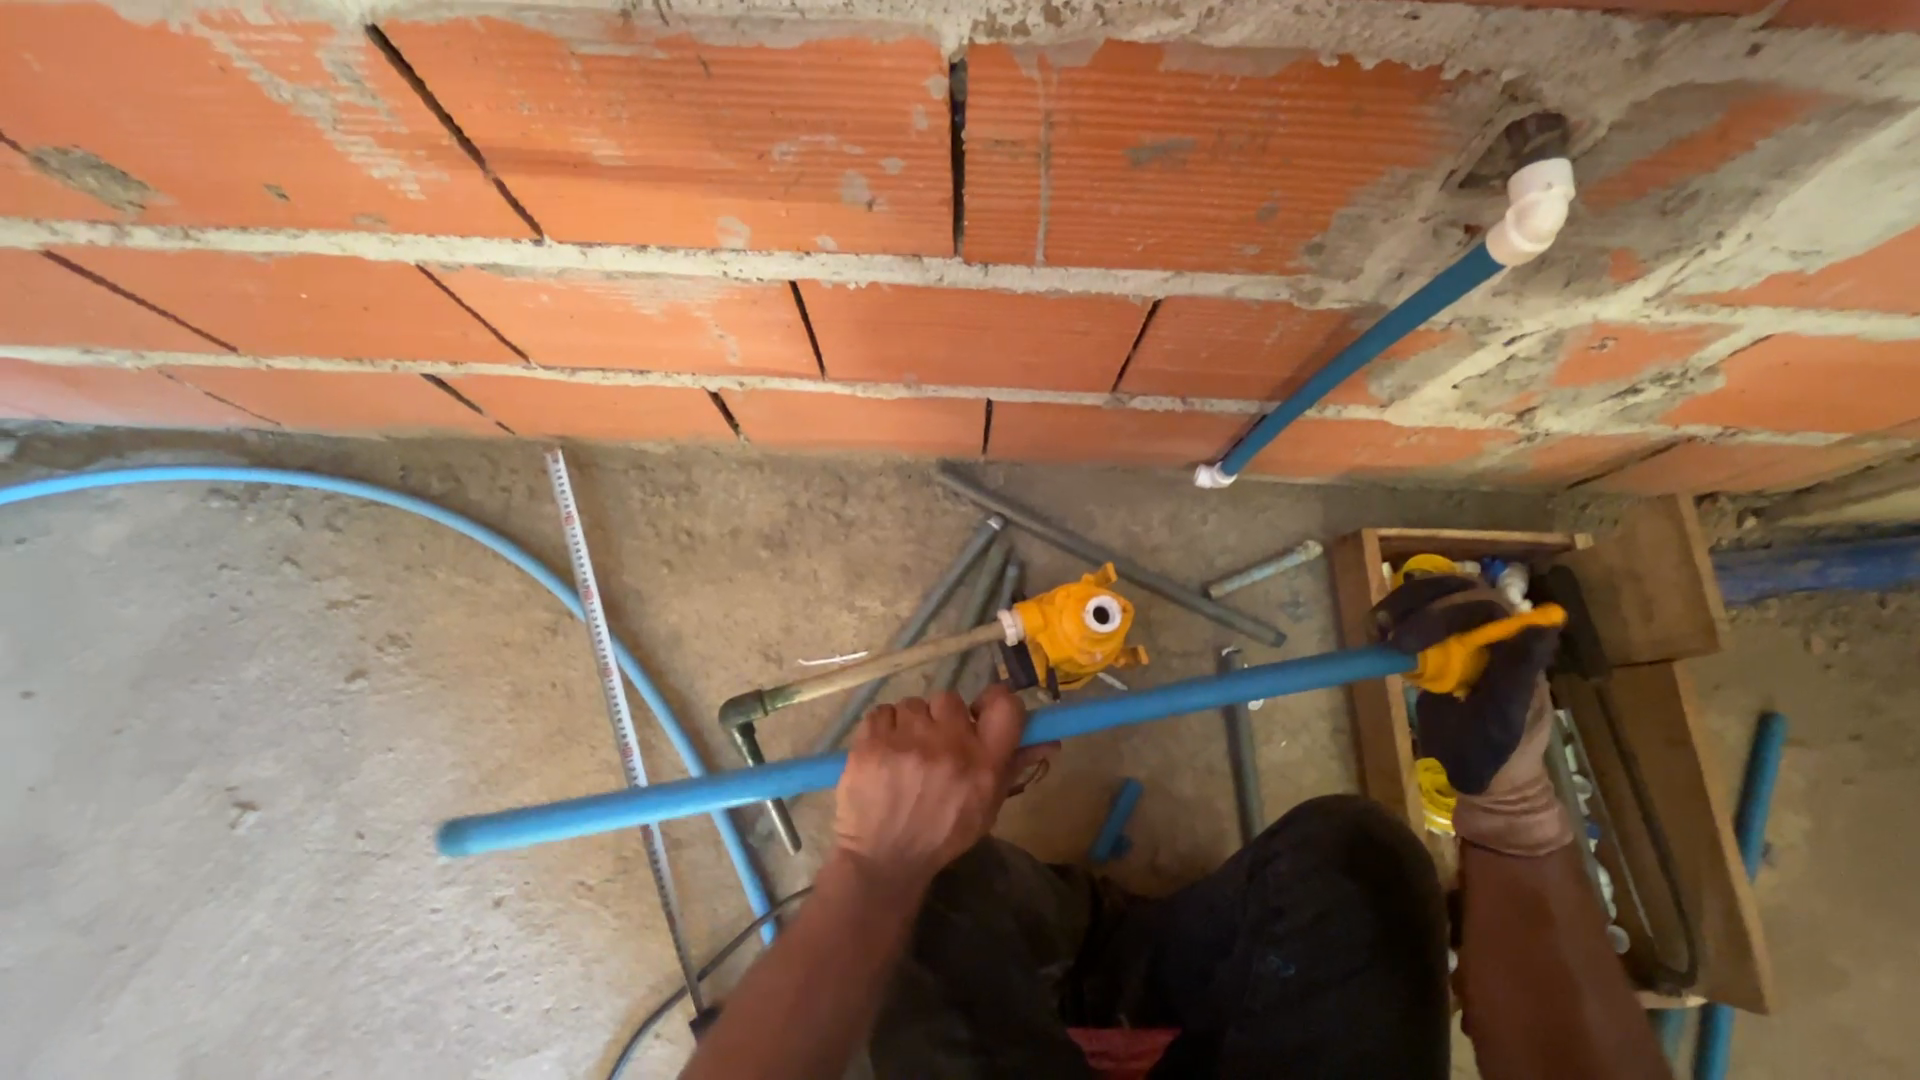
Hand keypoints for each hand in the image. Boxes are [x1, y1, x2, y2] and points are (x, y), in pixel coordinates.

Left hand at [832, 683, 1045, 889]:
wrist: (884, 859)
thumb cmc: (942, 833)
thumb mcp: (987, 806)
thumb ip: (1014, 766)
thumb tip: (1049, 740)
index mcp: (984, 763)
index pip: (1005, 705)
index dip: (992, 700)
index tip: (979, 712)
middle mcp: (950, 744)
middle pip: (951, 699)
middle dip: (942, 719)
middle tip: (935, 745)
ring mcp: (908, 740)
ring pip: (914, 704)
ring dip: (911, 724)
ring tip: (905, 754)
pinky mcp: (872, 742)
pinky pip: (882, 711)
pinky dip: (883, 729)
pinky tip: (884, 754)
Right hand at [1375, 575, 1571, 854]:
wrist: (1486, 779)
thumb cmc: (1495, 755)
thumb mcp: (1504, 720)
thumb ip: (1517, 673)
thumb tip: (1539, 624)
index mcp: (1518, 648)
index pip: (1485, 607)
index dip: (1441, 613)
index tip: (1404, 643)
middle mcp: (1498, 632)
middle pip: (1460, 590)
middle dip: (1418, 604)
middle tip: (1384, 631)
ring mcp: (1471, 634)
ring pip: (1440, 593)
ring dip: (1404, 602)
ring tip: (1377, 628)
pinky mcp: (1448, 642)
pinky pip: (1424, 610)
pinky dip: (1397, 613)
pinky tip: (1378, 632)